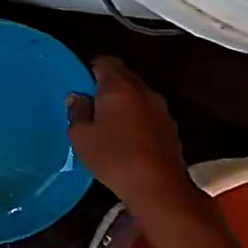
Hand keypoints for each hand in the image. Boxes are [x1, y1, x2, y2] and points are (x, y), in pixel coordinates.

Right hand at [68, 57, 197, 208]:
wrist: (157, 185)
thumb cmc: (111, 155)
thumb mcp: (80, 134)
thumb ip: (78, 111)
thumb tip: (78, 97)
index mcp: (119, 89)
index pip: (106, 62)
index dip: (90, 66)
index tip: (78, 78)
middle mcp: (144, 93)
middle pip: (125, 76)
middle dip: (106, 82)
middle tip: (87, 97)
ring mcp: (161, 110)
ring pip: (137, 94)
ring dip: (122, 99)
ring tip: (104, 115)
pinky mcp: (170, 127)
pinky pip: (146, 110)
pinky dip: (134, 113)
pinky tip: (122, 131)